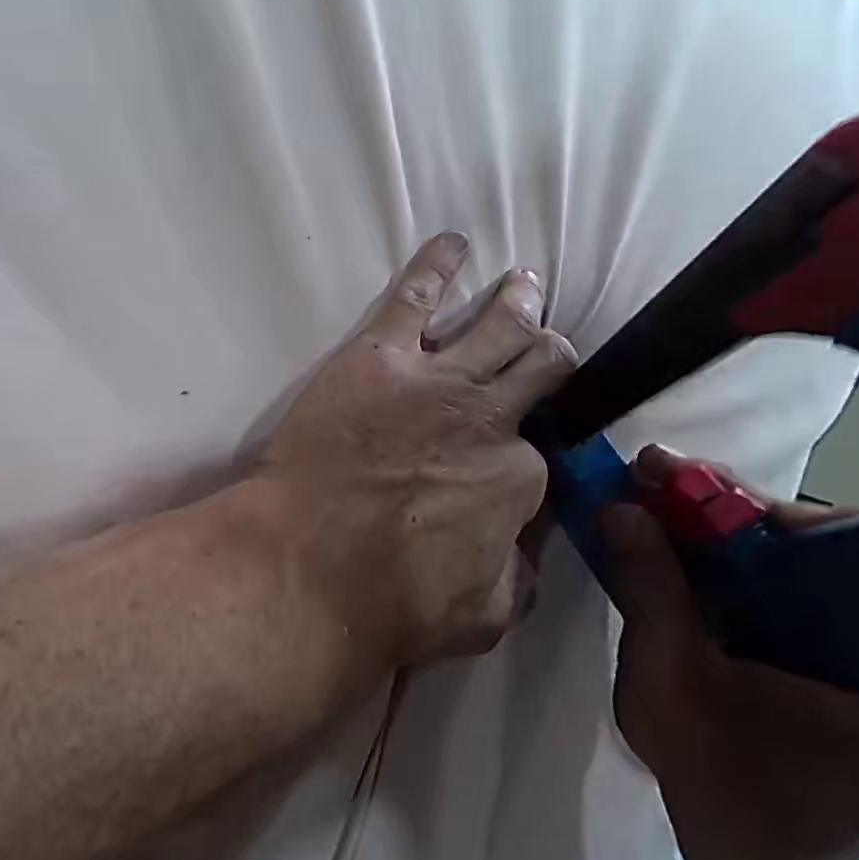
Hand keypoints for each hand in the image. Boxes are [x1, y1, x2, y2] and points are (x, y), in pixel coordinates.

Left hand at [261, 232, 577, 667]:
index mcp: (519, 475)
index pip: (545, 446)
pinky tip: (453, 243)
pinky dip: (436, 265)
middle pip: (542, 363)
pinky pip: (415, 295)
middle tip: (551, 345)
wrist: (306, 565)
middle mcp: (491, 415)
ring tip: (526, 281)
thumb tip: (526, 551)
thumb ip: (518, 578)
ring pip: (500, 322)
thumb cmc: (392, 601)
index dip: (535, 446)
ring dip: (520, 298)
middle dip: (552, 350)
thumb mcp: (484, 615)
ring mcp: (438, 377)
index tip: (521, 448)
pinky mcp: (380, 354)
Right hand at [602, 447, 858, 859]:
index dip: (773, 515)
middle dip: (744, 518)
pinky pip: (824, 590)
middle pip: (844, 553)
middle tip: (665, 483)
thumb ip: (650, 589)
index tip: (694, 487)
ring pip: (828, 565)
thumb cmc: (728, 789)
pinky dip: (758, 565)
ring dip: (744, 535)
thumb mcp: (672, 687)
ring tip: (670, 503)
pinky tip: (702, 546)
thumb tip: (619, 503)